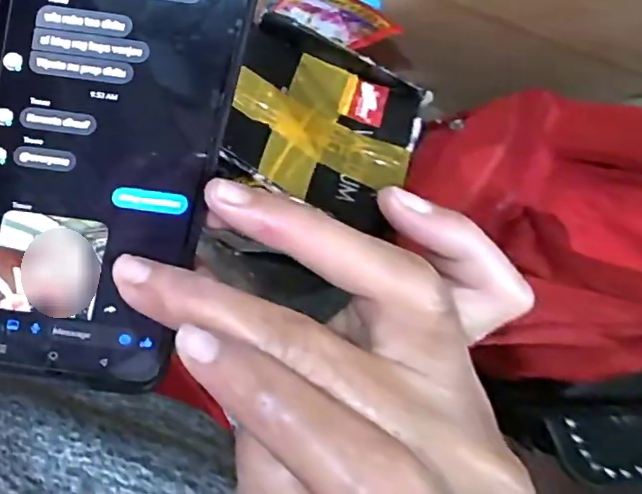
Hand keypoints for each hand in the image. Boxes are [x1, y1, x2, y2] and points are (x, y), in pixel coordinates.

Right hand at [116, 178, 533, 492]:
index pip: (333, 437)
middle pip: (333, 354)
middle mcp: (458, 437)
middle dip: (226, 308)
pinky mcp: (463, 350)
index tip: (183, 336)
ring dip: (300, 231)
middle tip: (151, 274)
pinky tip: (391, 201)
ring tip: (224, 199)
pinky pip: (489, 289)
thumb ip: (264, 441)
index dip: (252, 383)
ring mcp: (466, 383)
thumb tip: (213, 346)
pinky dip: (454, 237)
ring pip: (404, 288)